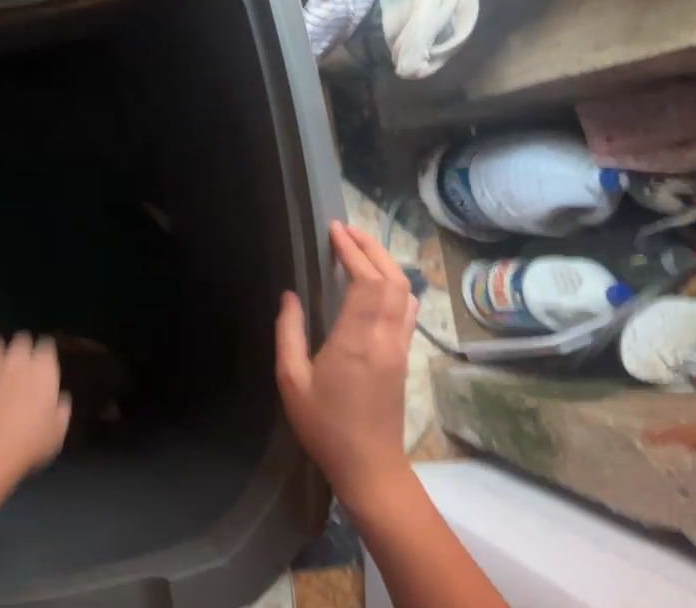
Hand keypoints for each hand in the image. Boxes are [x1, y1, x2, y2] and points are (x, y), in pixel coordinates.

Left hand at [0, 334, 71, 491]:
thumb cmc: (27, 446)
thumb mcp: (56, 435)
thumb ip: (61, 410)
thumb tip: (61, 397)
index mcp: (43, 369)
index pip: (47, 346)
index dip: (45, 353)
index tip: (44, 362)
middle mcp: (17, 357)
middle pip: (21, 340)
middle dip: (22, 348)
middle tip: (22, 365)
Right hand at [277, 220, 417, 509]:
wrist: (369, 467)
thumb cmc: (324, 425)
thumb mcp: (291, 379)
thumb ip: (288, 332)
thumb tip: (290, 295)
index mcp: (357, 340)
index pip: (366, 281)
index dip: (353, 251)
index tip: (335, 230)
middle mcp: (385, 338)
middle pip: (393, 279)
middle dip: (372, 248)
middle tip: (346, 231)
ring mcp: (400, 348)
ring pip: (405, 293)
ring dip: (386, 265)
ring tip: (360, 251)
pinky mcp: (403, 358)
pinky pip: (406, 310)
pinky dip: (394, 286)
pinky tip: (376, 285)